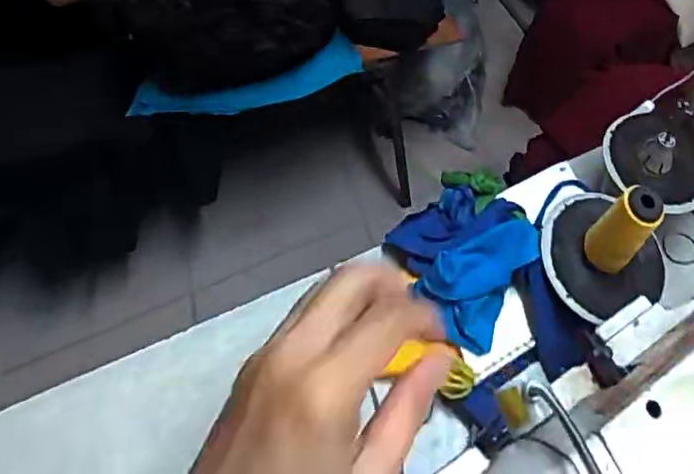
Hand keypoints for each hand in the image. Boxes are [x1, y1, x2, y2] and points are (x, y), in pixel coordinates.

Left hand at [192, 263, 453, 473]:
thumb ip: (406, 414)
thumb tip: (438, 361)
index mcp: (324, 386)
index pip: (388, 316)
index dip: (425, 315)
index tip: (443, 334)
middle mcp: (291, 353)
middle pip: (351, 279)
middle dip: (392, 284)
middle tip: (417, 317)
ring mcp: (264, 354)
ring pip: (324, 288)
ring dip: (363, 293)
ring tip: (390, 326)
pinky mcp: (250, 365)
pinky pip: (302, 314)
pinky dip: (335, 311)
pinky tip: (353, 345)